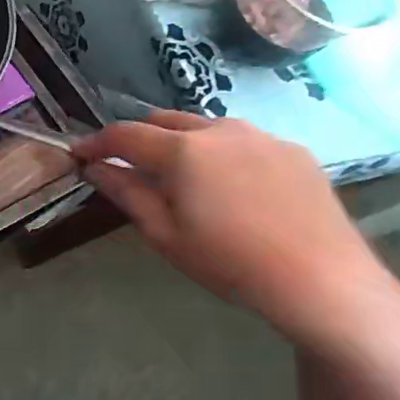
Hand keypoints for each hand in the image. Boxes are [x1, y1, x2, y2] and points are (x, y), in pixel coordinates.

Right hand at [75, 111, 397, 341]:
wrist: (320, 278)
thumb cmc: (228, 261)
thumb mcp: (164, 233)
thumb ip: (127, 192)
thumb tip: (95, 168)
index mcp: (182, 150)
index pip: (125, 135)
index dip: (96, 143)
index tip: (78, 155)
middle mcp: (220, 129)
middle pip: (164, 121)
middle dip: (137, 138)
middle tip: (126, 165)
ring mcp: (261, 136)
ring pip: (205, 127)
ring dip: (180, 141)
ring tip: (179, 174)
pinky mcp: (293, 150)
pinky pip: (242, 140)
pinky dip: (220, 152)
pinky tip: (229, 185)